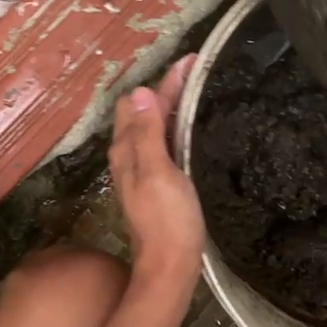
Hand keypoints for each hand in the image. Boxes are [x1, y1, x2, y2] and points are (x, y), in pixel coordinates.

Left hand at [109, 55, 205, 286]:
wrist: (171, 266)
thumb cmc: (168, 220)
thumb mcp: (158, 172)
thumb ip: (148, 133)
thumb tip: (141, 92)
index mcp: (128, 149)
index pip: (144, 101)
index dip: (167, 79)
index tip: (192, 60)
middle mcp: (130, 155)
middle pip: (146, 110)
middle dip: (168, 86)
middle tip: (198, 68)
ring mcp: (143, 169)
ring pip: (154, 124)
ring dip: (171, 103)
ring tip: (197, 87)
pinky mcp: (158, 180)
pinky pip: (164, 140)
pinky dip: (176, 124)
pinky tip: (191, 125)